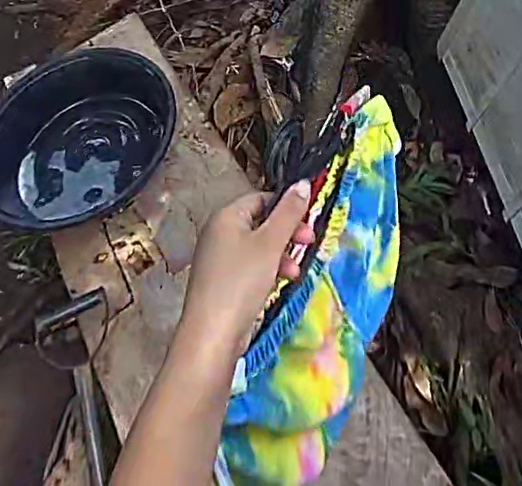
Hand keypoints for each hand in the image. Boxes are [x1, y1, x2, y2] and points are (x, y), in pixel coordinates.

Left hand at [177, 183, 315, 358]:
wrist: (212, 338)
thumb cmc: (241, 282)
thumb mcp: (271, 243)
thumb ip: (289, 212)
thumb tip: (302, 183)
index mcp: (226, 216)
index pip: (261, 197)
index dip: (286, 206)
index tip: (308, 220)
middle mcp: (219, 232)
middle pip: (261, 221)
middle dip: (288, 232)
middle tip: (309, 241)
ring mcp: (219, 259)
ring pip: (259, 246)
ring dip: (282, 253)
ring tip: (296, 269)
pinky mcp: (223, 282)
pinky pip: (251, 266)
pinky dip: (269, 269)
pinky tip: (282, 281)